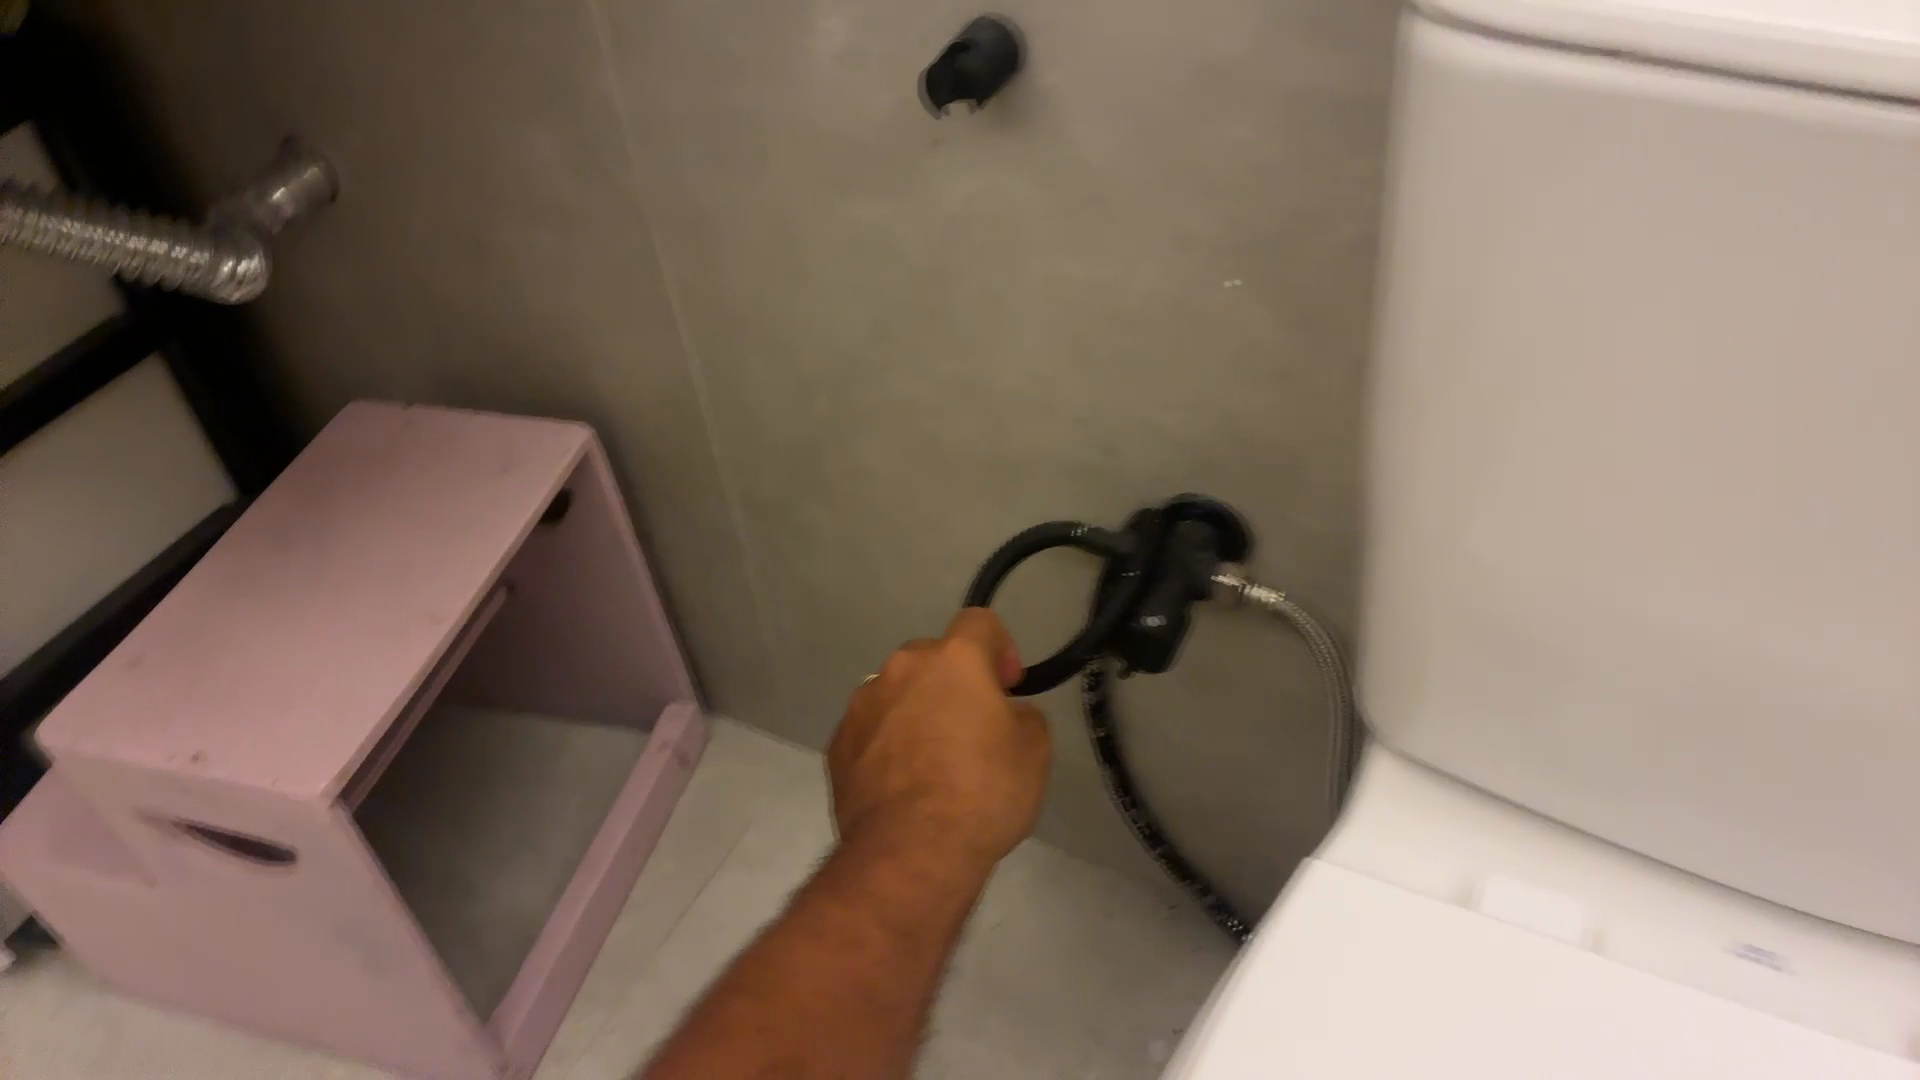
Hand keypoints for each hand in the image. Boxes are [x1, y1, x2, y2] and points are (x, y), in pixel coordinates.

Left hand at [828, 608, 1051, 869]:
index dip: (1001, 647)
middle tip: (972, 726)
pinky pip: (872, 729)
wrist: (909, 852)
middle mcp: (901, 669)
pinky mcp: (838, 744)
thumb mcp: (1034, 752)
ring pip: (897, 693)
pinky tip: (903, 784)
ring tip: (932, 761)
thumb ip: (1022, 716)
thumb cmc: (981, 792)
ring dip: (917, 711)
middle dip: (954, 682)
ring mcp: (862, 705)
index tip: (1009, 685)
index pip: (980, 622)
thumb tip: (1004, 714)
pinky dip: (888, 743)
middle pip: (933, 657)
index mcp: (953, 660)